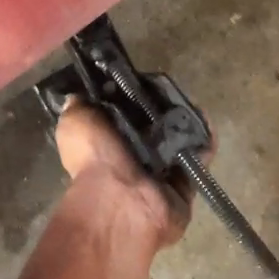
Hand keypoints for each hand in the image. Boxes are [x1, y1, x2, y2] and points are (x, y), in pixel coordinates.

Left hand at [53, 98, 191, 249]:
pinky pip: (199, 155)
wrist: (123, 199)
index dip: (129, 97)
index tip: (139, 79)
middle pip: (153, 127)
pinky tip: (204, 120)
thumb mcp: (74, 123)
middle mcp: (133, 158)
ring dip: (186, 121)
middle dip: (162, 108)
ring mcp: (161, 172)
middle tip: (171, 90)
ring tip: (192, 101)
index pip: (120, 116)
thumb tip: (78, 96)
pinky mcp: (186, 182)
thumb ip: (77, 108)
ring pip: (178, 139)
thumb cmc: (94, 157)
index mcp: (105, 144)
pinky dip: (204, 138)